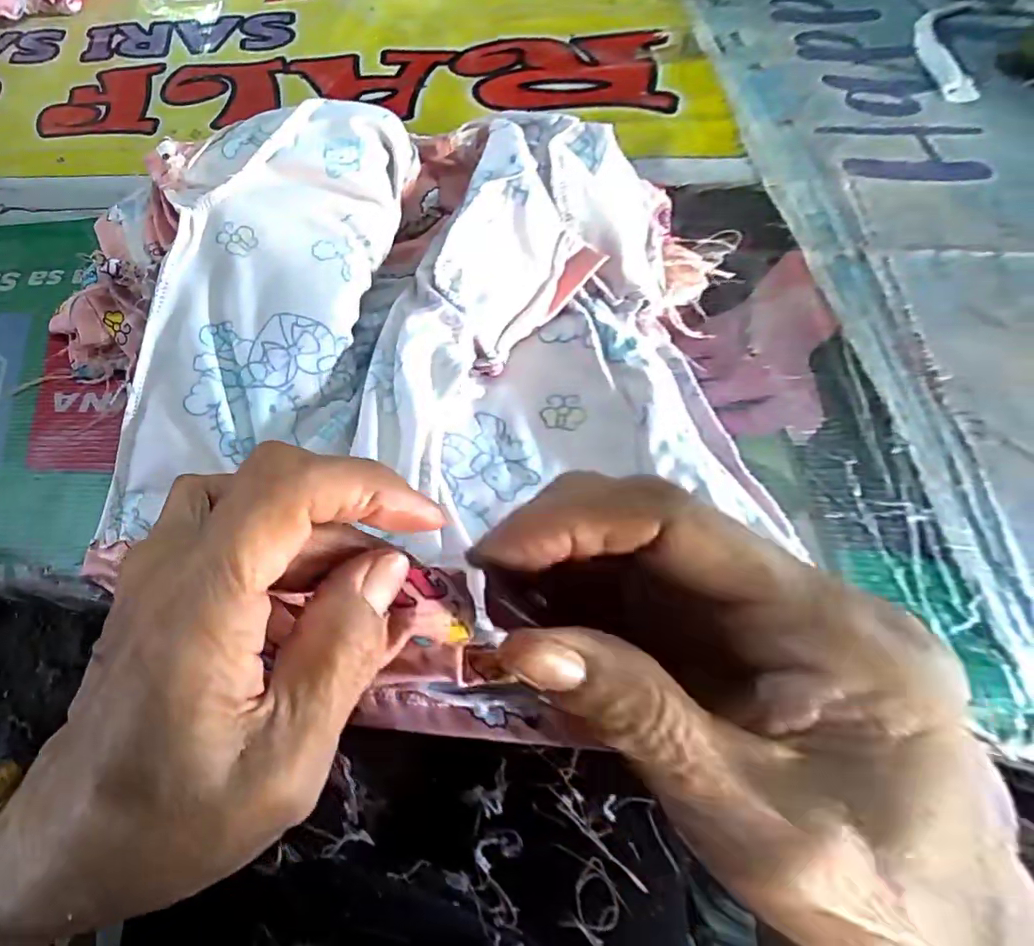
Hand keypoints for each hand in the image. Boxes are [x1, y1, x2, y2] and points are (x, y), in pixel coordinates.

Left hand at [0, 444, 445, 944]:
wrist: (82, 823)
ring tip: (355, 598)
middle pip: (262, 485)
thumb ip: (341, 650)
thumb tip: (388, 569)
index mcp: (202, 593)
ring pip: (237, 500)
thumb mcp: (287, 752)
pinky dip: (268, 551)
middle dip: (343, 517)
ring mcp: (150, 564)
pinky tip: (301, 613)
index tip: (427, 520)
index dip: (363, 484)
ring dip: (305, 531)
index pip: (283, 488)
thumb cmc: (182, 809)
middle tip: (397, 585)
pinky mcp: (149, 582)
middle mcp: (167, 557)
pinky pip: (215, 533)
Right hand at [473, 473, 1033, 945]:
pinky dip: (561, 594)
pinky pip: (620, 581)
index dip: (568, 522)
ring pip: (620, 539)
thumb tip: (518, 647)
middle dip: (548, 537)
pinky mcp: (712, 627)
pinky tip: (541, 633)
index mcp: (825, 624)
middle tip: (486, 589)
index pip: (675, 519)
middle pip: (642, 513)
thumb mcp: (741, 811)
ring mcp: (746, 607)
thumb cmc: (856, 882)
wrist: (930, 939)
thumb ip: (635, 716)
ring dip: (547, 564)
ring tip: (506, 616)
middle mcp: (787, 593)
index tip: (491, 557)